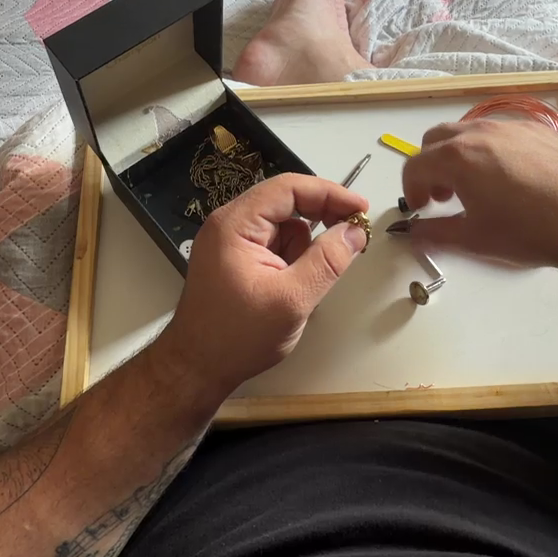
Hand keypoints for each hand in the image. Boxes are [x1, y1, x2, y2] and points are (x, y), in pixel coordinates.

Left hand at [151, 173, 368, 399]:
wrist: (196, 369)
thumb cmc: (237, 336)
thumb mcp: (291, 300)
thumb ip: (327, 261)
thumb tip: (356, 230)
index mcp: (236, 223)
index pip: (288, 188)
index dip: (329, 193)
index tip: (361, 209)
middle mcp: (230, 224)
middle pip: (285, 202)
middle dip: (321, 217)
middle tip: (353, 235)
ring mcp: (231, 242)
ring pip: (284, 225)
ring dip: (305, 245)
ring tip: (305, 283)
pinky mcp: (236, 259)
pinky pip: (275, 244)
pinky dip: (293, 258)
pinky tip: (293, 287)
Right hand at [399, 119, 557, 274]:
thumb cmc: (530, 232)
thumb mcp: (474, 240)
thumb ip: (435, 234)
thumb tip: (414, 234)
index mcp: (456, 156)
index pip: (414, 165)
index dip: (411, 189)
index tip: (423, 210)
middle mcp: (479, 131)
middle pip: (436, 139)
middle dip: (431, 166)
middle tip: (444, 196)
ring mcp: (512, 126)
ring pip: (469, 131)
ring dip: (459, 156)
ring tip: (478, 188)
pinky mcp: (541, 130)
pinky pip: (502, 133)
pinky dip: (491, 150)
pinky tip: (513, 180)